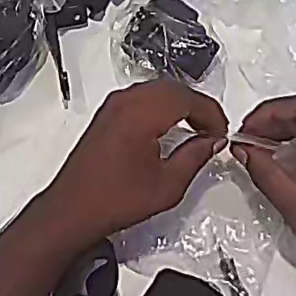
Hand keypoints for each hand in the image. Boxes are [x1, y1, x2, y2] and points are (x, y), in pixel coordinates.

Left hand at [30, 80, 229, 249]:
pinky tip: (170, 127)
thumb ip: (194, 156)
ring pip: (155, 89)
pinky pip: (140, 97)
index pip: (185, 97)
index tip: (222, 131)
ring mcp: (112, 106)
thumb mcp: (167, 185)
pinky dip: (161, 106)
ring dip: (179, 103)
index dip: (210, 112)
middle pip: (171, 88)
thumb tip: (212, 141)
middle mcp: (124, 102)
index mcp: (139, 114)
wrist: (73, 207)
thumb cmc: (114, 199)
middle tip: (213, 129)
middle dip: (197, 105)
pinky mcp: (106, 114)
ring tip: (196, 129)